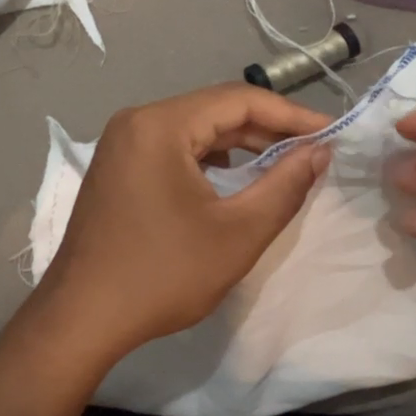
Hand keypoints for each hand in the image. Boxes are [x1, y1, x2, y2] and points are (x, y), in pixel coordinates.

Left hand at [29, 84, 332, 362]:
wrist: (82, 317)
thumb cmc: (162, 274)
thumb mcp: (237, 233)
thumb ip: (284, 186)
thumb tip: (319, 151)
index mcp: (160, 124)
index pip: (238, 99)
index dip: (290, 114)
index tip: (332, 132)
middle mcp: (136, 120)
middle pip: (214, 109)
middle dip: (267, 129)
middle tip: (315, 150)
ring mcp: (122, 142)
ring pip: (194, 128)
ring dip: (239, 144)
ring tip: (283, 164)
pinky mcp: (117, 166)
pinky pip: (172, 147)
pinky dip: (209, 158)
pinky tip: (235, 179)